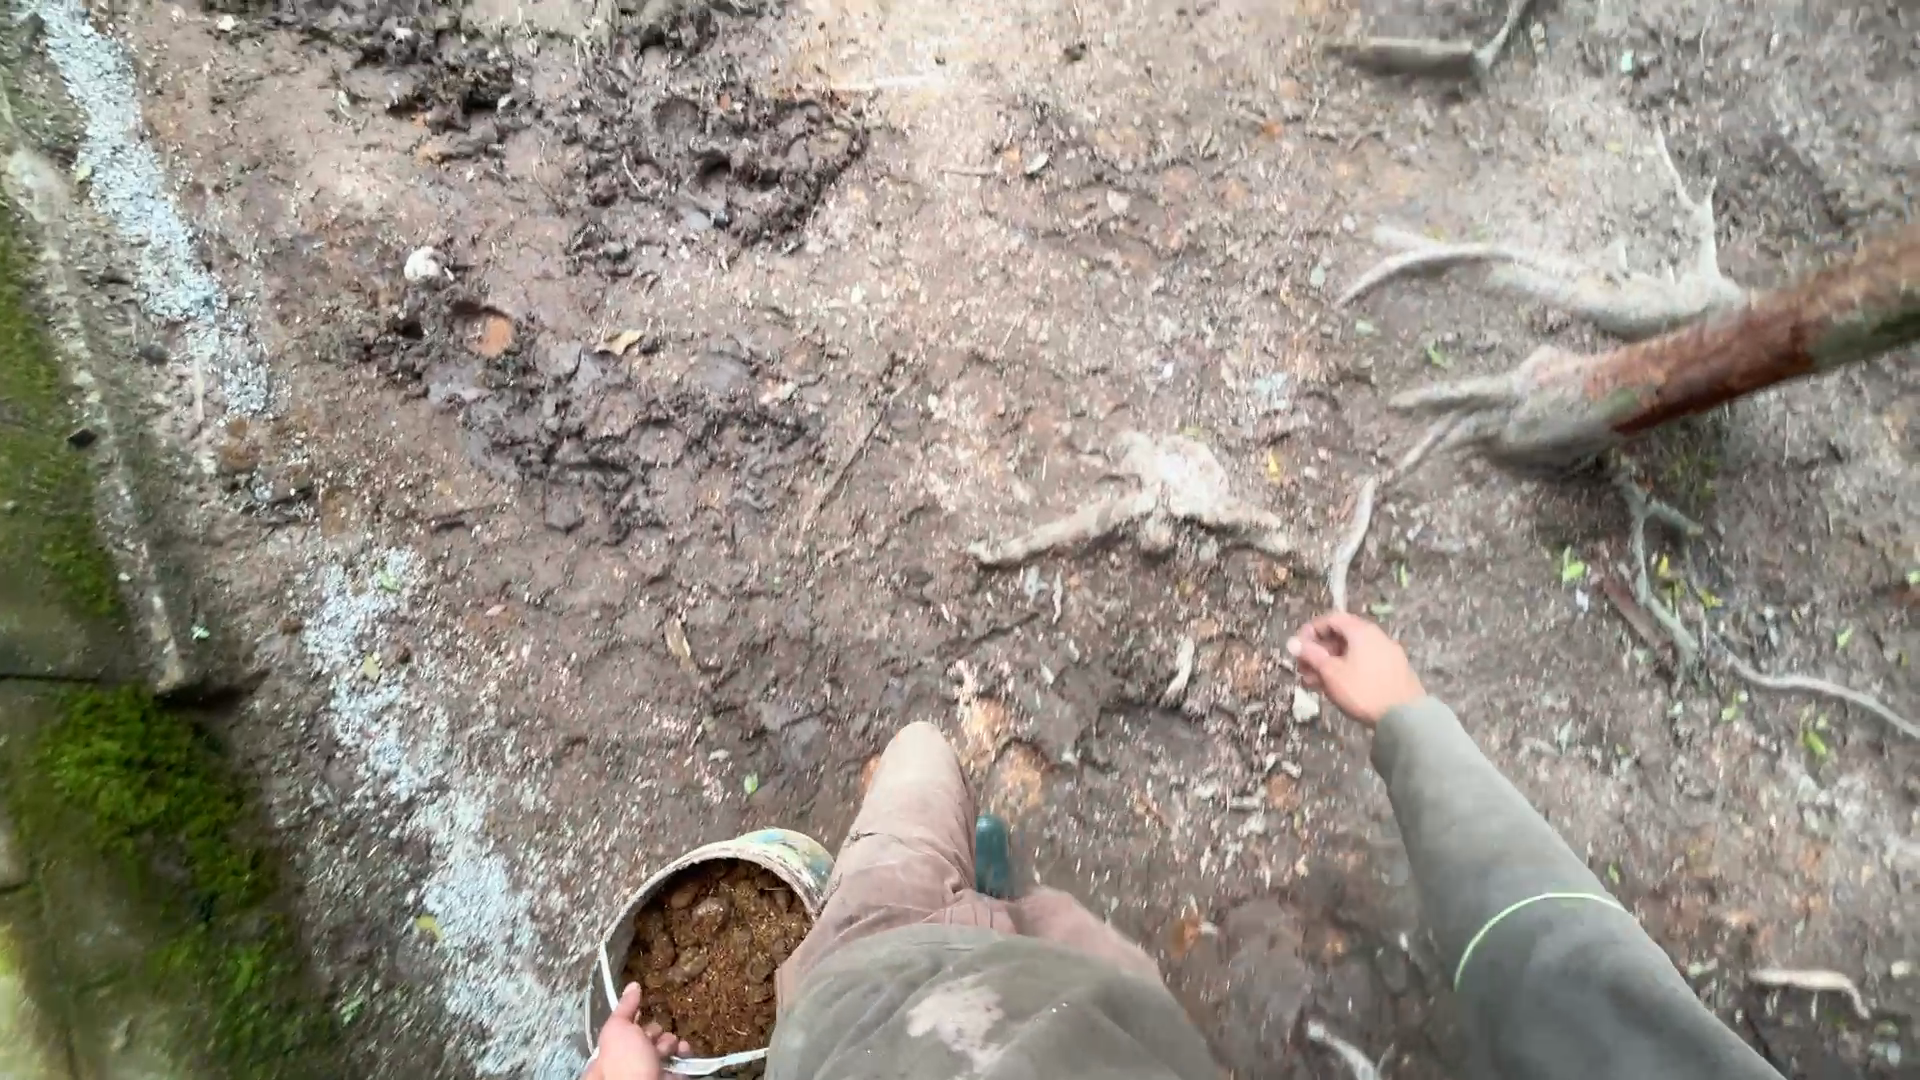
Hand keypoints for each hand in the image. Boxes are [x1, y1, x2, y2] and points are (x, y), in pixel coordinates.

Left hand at [583, 982, 689, 1079]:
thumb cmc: (625, 1067)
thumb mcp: (617, 1032)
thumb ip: (624, 1009)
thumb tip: (632, 986)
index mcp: (603, 1065)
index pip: (621, 1036)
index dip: (633, 1025)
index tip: (642, 1015)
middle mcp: (623, 1074)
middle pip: (643, 1043)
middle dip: (654, 1034)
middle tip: (655, 1036)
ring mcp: (646, 1079)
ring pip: (662, 1052)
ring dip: (670, 1043)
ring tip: (671, 1046)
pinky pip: (678, 1064)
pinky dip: (683, 1055)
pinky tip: (684, 1051)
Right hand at [1286, 612, 1425, 727]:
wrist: (1405, 718)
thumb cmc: (1362, 690)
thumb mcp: (1330, 672)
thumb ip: (1310, 654)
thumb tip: (1293, 642)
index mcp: (1361, 631)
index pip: (1331, 619)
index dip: (1310, 630)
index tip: (1298, 647)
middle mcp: (1376, 637)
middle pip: (1341, 636)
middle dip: (1318, 652)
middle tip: (1303, 669)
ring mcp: (1388, 654)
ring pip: (1351, 652)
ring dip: (1329, 664)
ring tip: (1314, 683)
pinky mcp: (1394, 671)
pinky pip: (1364, 663)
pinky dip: (1346, 670)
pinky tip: (1336, 688)